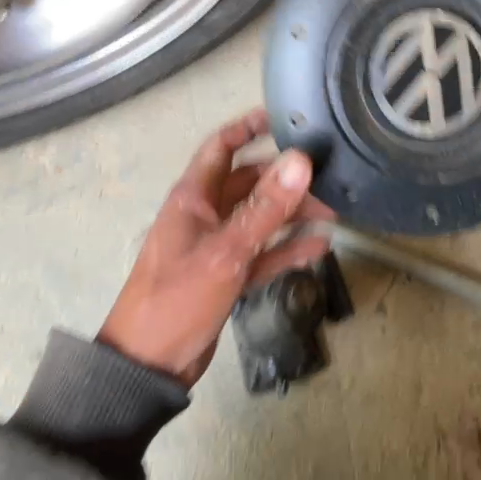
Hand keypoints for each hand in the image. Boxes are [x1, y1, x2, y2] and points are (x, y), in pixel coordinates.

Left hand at [96, 109, 332, 385]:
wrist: (147, 364)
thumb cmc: (178, 297)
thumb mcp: (226, 250)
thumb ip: (266, 207)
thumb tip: (301, 160)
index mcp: (193, 196)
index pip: (222, 146)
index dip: (249, 127)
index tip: (284, 116)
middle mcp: (205, 214)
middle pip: (249, 183)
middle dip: (285, 178)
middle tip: (326, 176)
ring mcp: (215, 245)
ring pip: (259, 218)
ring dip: (291, 214)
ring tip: (332, 213)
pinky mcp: (225, 275)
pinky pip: (262, 252)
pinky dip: (286, 249)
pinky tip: (318, 248)